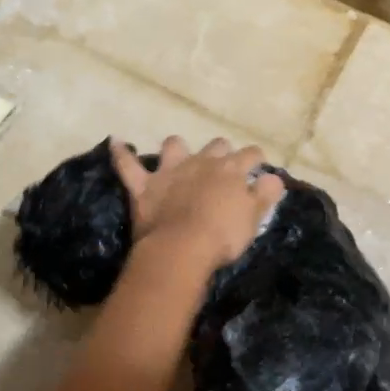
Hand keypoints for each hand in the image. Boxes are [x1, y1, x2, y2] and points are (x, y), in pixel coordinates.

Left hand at [110, 136, 286, 269]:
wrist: (181, 248)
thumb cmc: (222, 235)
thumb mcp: (253, 216)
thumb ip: (265, 193)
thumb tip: (275, 177)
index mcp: (231, 169)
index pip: (250, 154)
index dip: (256, 158)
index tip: (258, 165)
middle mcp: (202, 162)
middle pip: (216, 145)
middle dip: (221, 151)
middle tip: (222, 165)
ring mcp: (171, 171)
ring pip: (175, 146)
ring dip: (178, 148)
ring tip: (179, 153)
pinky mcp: (144, 186)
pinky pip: (128, 165)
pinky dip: (121, 153)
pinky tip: (114, 141)